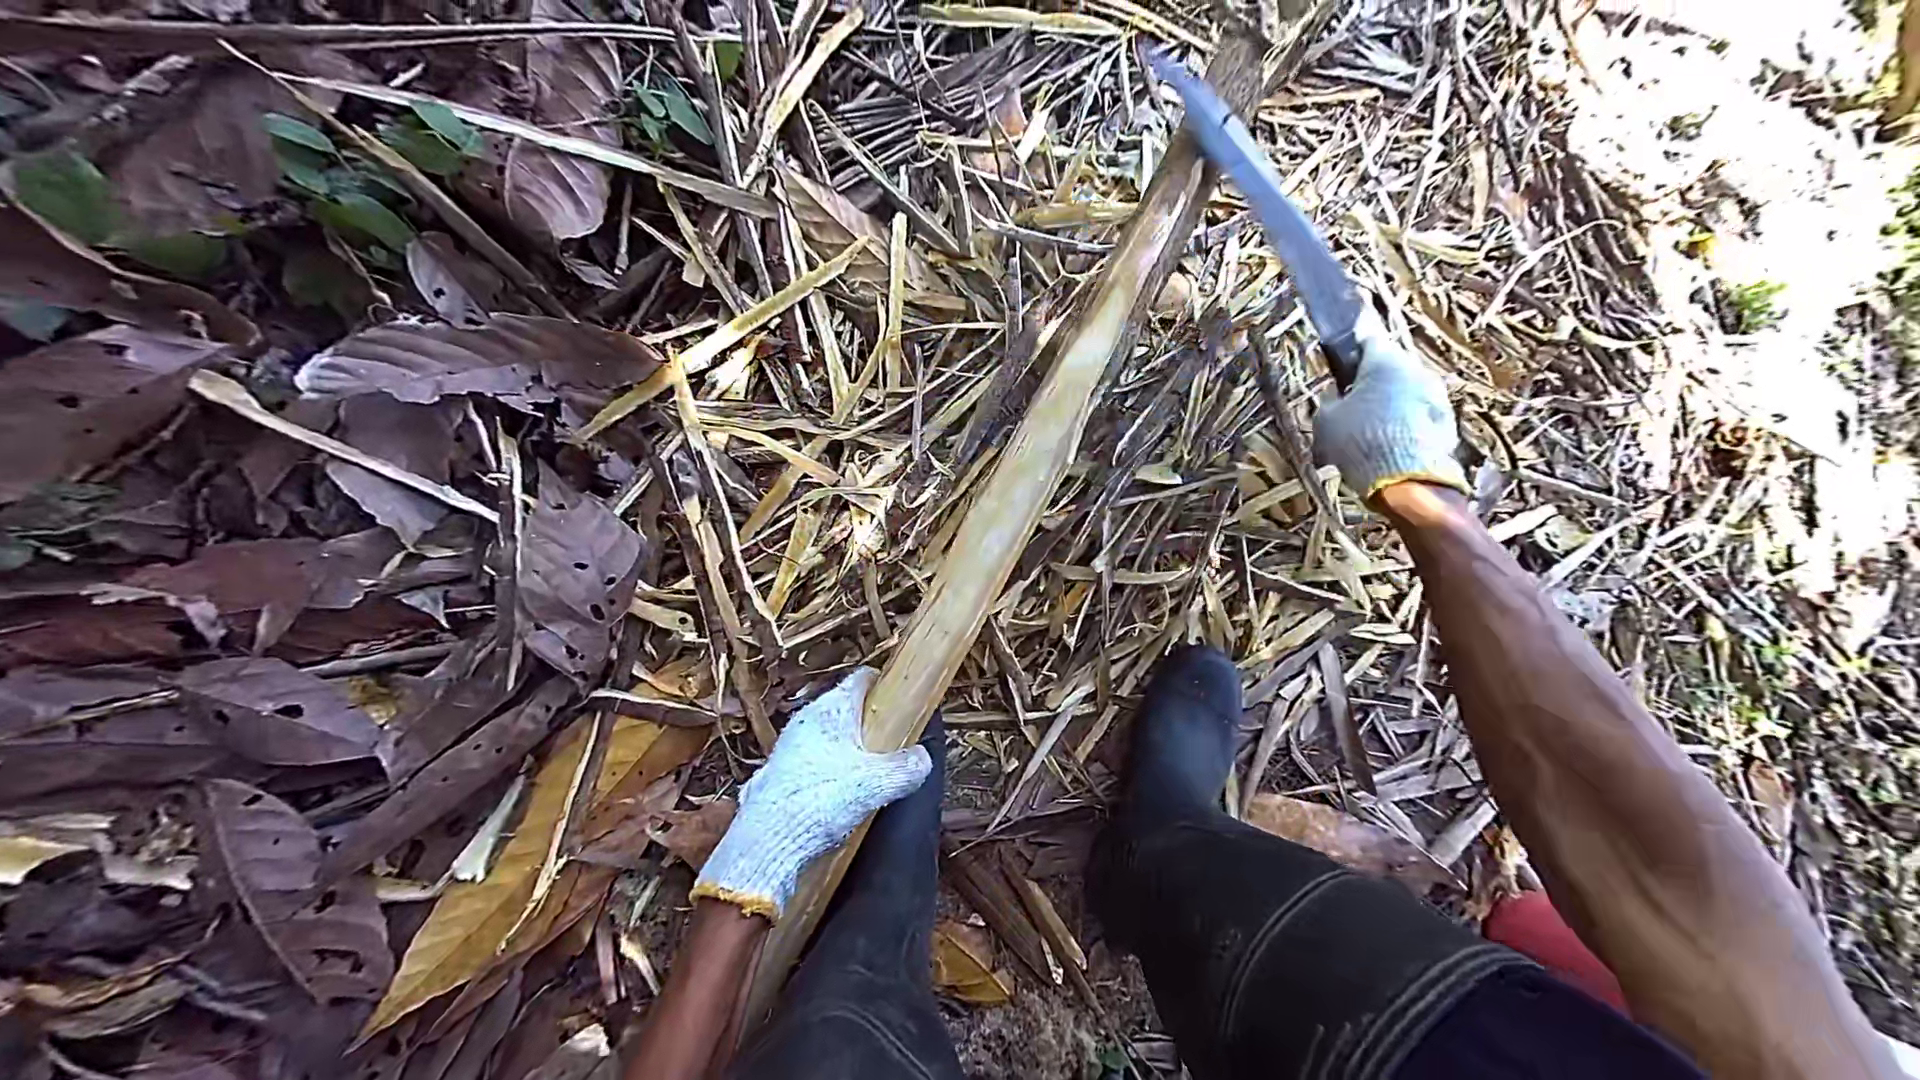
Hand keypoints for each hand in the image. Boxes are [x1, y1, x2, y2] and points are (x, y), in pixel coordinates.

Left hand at [690, 668, 930, 919]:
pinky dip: (823, 773)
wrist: (766, 844)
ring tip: (863, 780)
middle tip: (889, 748)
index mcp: (832, 708)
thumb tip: (923, 758)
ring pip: (825, 736)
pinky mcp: (774, 773)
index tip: (901, 702)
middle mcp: (806, 718)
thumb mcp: (879, 784)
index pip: (863, 677)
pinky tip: (831, 800)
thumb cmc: (823, 801)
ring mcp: (786, 746)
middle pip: (845, 707)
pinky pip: (808, 763)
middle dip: (868, 724)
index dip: (885, 685)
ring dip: (845, 751)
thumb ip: (908, 767)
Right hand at [1312, 307, 1469, 501]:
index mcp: (1385, 361)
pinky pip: (1417, 413)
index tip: (1341, 348)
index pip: (1368, 337)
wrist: (1405, 482)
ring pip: (1405, 390)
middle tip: (1349, 399)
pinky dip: (1402, 421)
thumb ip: (1332, 400)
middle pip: (1389, 366)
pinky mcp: (1446, 420)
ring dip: (1388, 401)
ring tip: (1367, 427)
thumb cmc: (1358, 443)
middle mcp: (1417, 370)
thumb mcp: (1326, 421)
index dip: (1352, 342)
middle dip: (1371, 379)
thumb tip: (1338, 394)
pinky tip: (1386, 442)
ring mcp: (1436, 395)